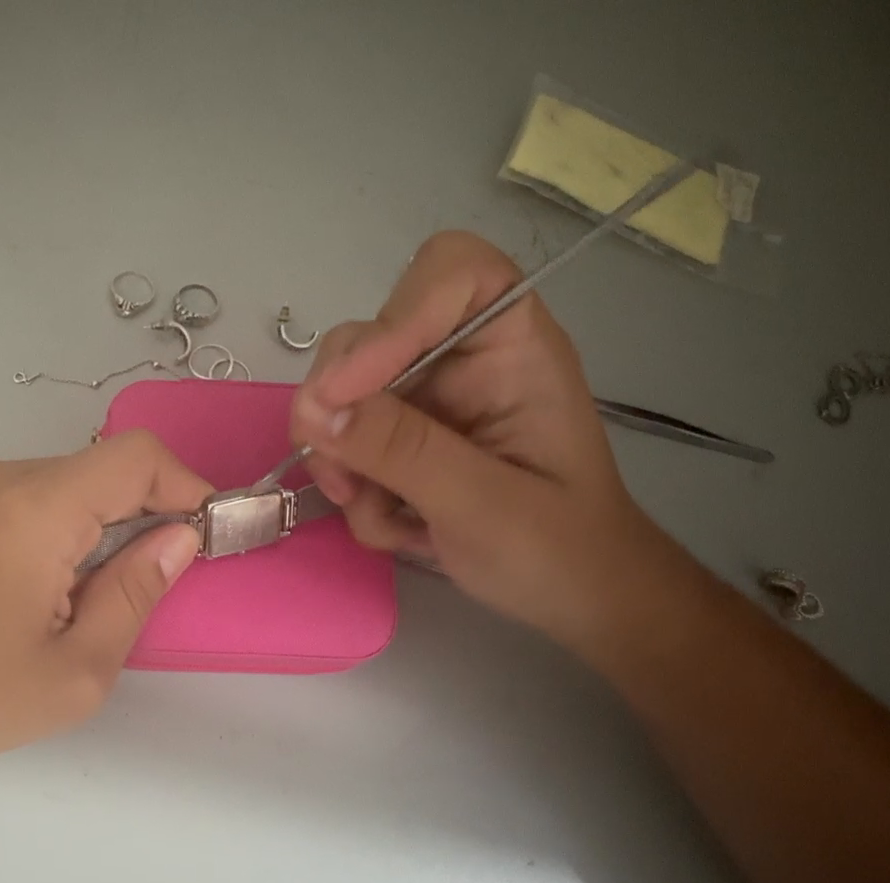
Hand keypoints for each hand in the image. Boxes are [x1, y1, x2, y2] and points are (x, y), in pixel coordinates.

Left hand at [0, 431, 209, 795]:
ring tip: (88, 597)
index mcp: (30, 508)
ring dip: (98, 524)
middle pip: (99, 467)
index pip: (134, 456)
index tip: (208, 536)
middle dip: (144, 512)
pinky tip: (45, 587)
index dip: (186, 486)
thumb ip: (136, 592)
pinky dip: (58, 527)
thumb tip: (179, 538)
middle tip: (153, 582)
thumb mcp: (76, 671)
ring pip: (64, 481)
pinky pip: (26, 496)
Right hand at [289, 230, 675, 643]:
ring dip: (339, 459)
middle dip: (340, 405)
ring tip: (376, 512)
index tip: (348, 393)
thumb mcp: (482, 503)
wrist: (574, 601)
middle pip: (369, 337)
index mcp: (511, 350)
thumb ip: (401, 450)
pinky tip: (393, 525)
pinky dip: (351, 489)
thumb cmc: (559, 551)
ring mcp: (424, 402)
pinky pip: (342, 444)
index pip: (452, 273)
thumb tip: (315, 409)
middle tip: (343, 476)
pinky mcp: (398, 441)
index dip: (394, 319)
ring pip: (341, 395)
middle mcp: (460, 362)